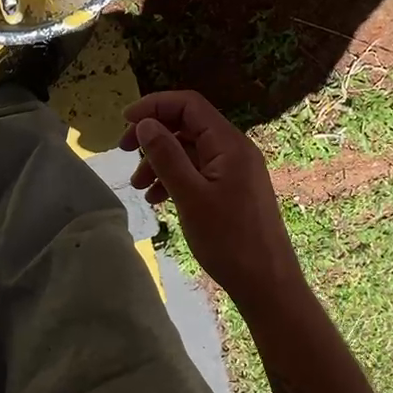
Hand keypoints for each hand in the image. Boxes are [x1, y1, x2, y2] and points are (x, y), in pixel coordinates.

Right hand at [122, 90, 302, 300]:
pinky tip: (157, 199)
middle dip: (153, 135)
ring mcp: (236, 170)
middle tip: (123, 151)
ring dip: (161, 160)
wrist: (269, 287)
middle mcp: (235, 149)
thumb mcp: (190, 196)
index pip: (188, 105)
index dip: (155, 106)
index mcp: (228, 143)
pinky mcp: (234, 189)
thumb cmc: (229, 240)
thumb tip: (145, 123)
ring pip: (190, 150)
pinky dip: (175, 178)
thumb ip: (166, 155)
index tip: (125, 121)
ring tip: (138, 186)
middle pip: (187, 125)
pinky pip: (199, 171)